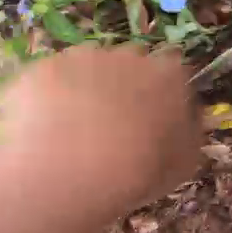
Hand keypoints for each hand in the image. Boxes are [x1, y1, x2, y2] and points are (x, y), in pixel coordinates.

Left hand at [0, 45, 200, 211]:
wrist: (67, 178)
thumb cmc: (137, 172)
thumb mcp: (184, 161)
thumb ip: (189, 131)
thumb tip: (185, 118)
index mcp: (171, 74)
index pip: (172, 72)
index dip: (160, 94)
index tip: (151, 118)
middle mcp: (132, 55)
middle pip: (130, 62)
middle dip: (122, 85)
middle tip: (110, 123)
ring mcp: (85, 58)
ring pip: (87, 67)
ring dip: (84, 88)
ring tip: (70, 129)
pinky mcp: (43, 68)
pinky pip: (47, 79)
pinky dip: (45, 98)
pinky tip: (41, 129)